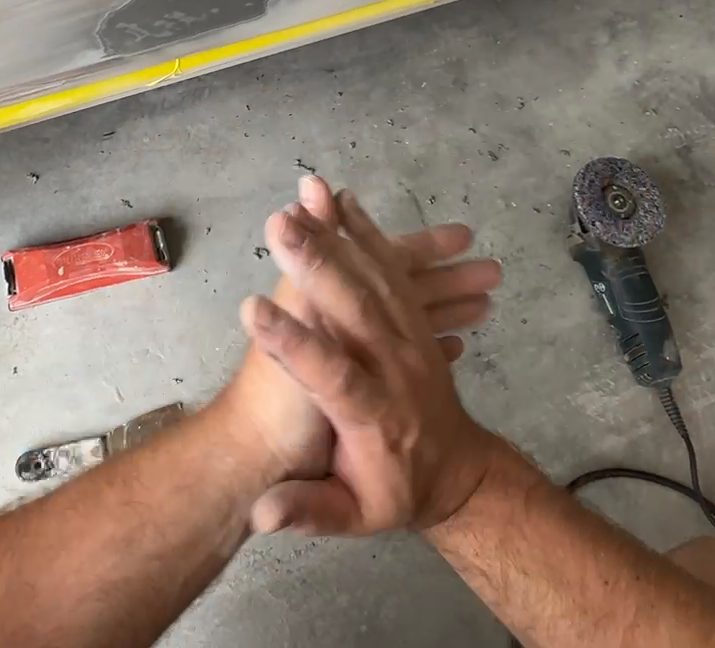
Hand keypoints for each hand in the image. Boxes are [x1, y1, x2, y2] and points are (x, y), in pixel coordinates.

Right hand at [242, 190, 502, 534]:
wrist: (461, 475)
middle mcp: (397, 371)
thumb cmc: (396, 493)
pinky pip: (394, 272)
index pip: (333, 378)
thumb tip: (262, 512)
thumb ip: (311, 510)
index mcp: (378, 419)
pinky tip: (343, 202)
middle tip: (280, 224)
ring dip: (341, 235)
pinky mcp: (415, 322)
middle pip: (359, 311)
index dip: (294, 344)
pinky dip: (369, 234)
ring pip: (378, 280)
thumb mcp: (356, 517)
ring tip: (308, 198)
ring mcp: (412, 341)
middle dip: (316, 264)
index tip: (253, 309)